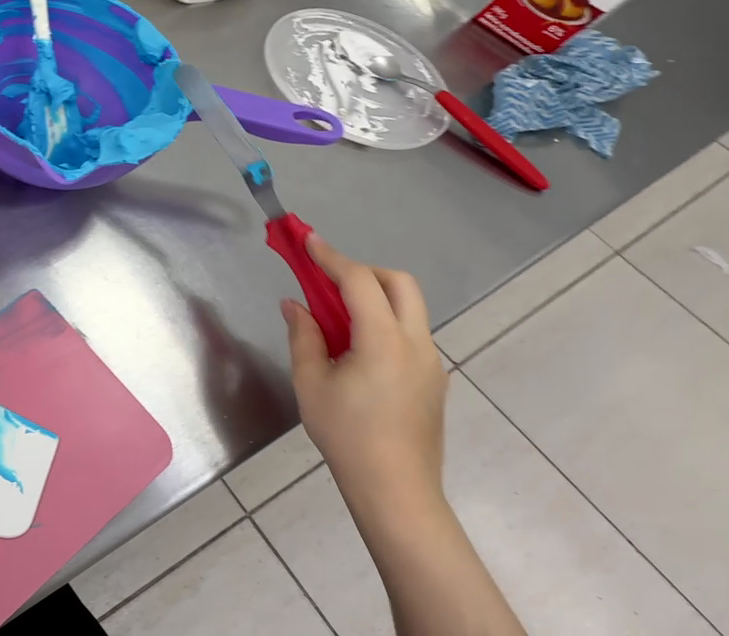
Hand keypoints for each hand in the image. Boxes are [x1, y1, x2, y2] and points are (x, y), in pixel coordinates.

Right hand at [281, 235, 447, 515]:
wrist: (396, 489)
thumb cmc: (346, 434)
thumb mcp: (310, 382)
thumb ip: (303, 335)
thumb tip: (295, 305)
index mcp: (384, 341)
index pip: (360, 281)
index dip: (331, 257)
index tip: (307, 241)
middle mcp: (416, 344)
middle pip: (399, 284)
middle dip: (363, 270)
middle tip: (327, 278)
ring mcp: (431, 362)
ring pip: (409, 308)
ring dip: (374, 296)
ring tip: (335, 315)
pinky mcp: (433, 380)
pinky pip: (410, 333)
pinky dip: (383, 322)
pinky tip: (355, 348)